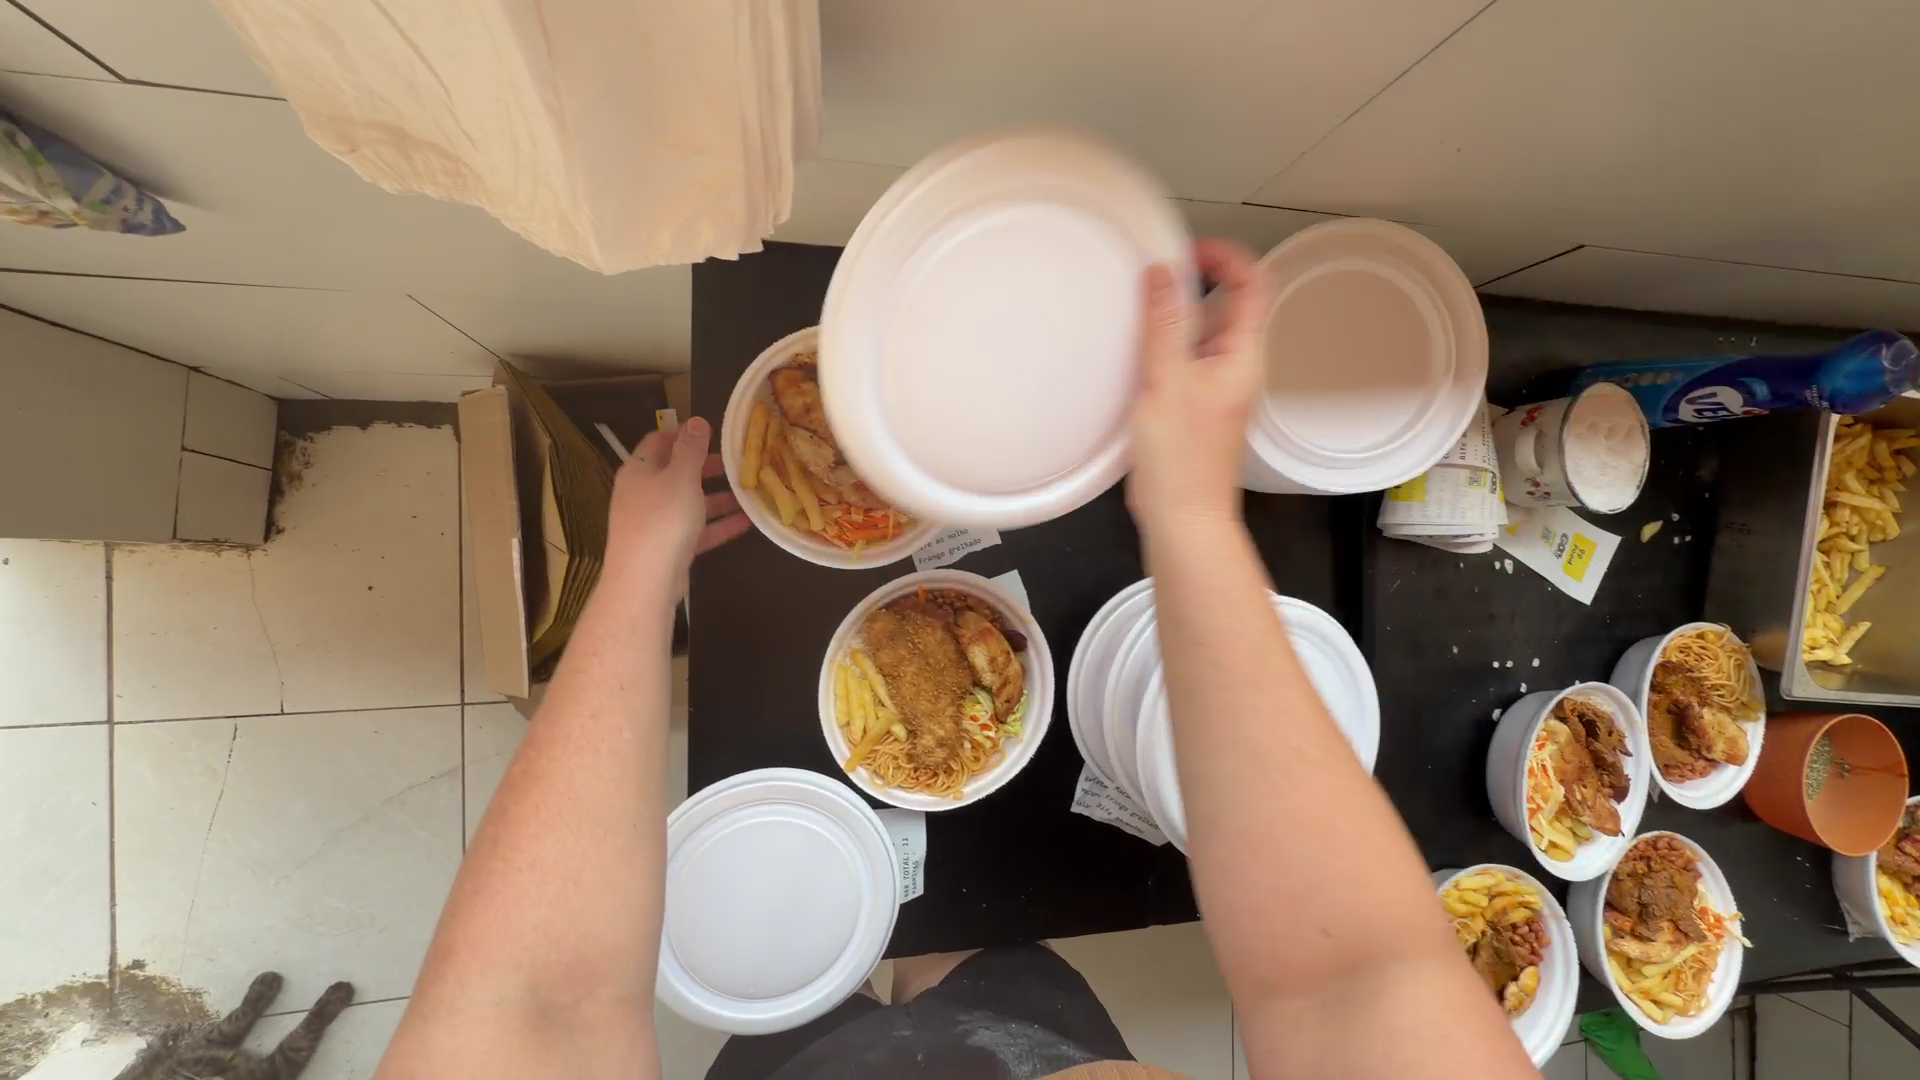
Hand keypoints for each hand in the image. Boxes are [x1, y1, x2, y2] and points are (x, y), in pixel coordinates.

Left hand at [606, 417, 750, 594]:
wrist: (646, 580)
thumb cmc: (662, 520)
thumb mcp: (680, 477)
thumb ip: (691, 449)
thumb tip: (696, 420)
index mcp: (640, 471)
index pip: (658, 441)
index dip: (683, 433)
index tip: (713, 432)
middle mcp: (644, 494)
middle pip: (677, 473)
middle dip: (708, 467)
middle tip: (737, 462)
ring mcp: (657, 523)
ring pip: (691, 503)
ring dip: (719, 497)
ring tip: (749, 491)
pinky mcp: (671, 547)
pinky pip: (699, 530)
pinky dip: (720, 524)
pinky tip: (748, 521)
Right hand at [1127, 238, 1269, 534]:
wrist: (1181, 516)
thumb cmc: (1182, 462)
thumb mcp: (1167, 383)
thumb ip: (1164, 326)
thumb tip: (1162, 274)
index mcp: (1243, 355)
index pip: (1253, 282)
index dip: (1224, 257)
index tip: (1185, 252)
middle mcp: (1233, 366)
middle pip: (1223, 305)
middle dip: (1189, 286)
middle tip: (1150, 284)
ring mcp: (1212, 386)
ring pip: (1198, 334)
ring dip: (1170, 320)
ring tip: (1136, 320)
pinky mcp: (1190, 405)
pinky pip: (1180, 362)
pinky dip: (1160, 350)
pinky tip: (1133, 359)